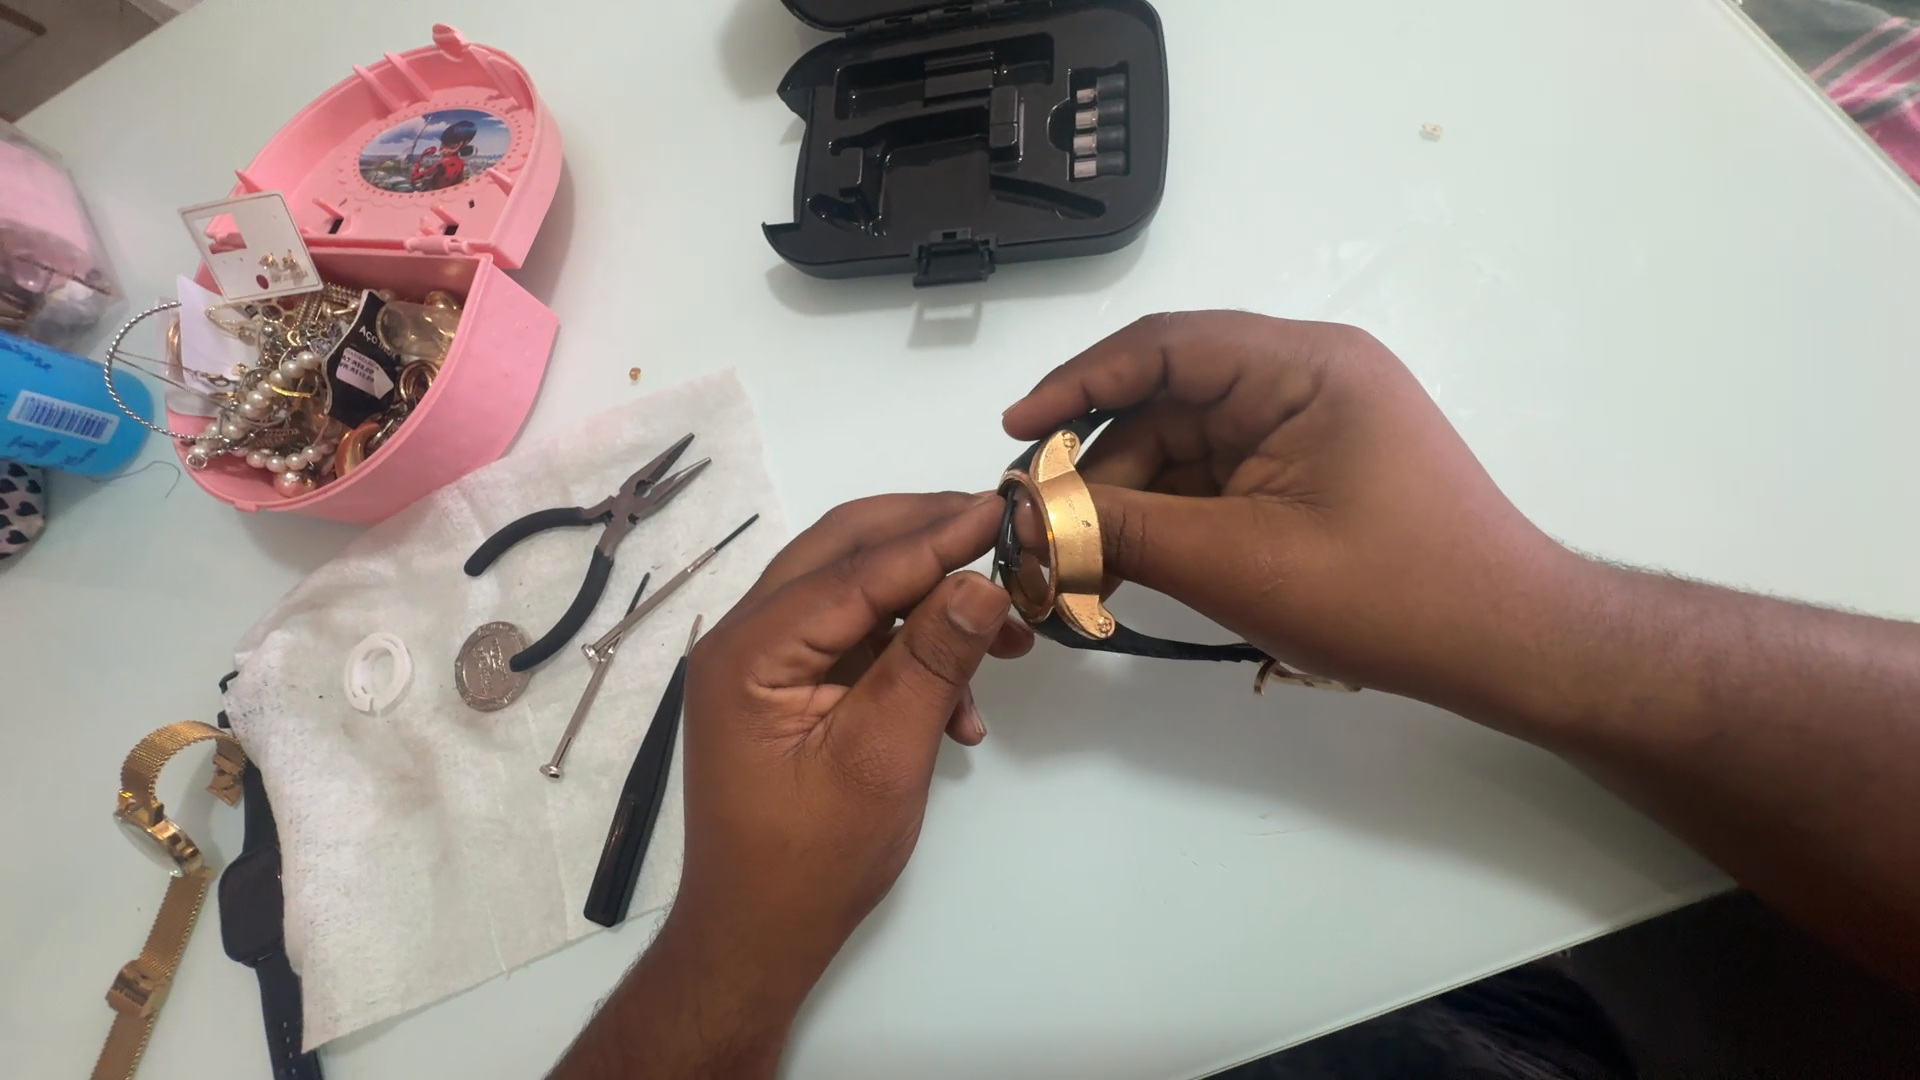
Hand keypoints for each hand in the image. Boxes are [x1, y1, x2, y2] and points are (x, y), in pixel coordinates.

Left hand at [548, 493, 1022, 1078]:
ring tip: (1005, 635)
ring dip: (929, 604)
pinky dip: (913, 653)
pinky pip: (860, 639)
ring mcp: (769, 658)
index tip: (998, 509)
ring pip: (858, 591)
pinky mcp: (794, 681)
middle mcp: (749, 636)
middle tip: (995, 529)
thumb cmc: (813, 860)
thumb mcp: (882, 758)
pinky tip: (961, 706)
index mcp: (751, 651)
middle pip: (844, 552)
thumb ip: (931, 662)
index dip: (933, 538)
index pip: (854, 571)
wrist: (760, 935)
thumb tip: (983, 585)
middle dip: (925, 538)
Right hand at [1001, 311, 1575, 711]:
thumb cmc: (1388, 596)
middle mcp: (1294, 382)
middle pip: (1163, 407)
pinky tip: (1122, 567)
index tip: (1017, 428)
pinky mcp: (1290, 473)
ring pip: (1175, 452)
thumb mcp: (1237, 563)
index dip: (1080, 382)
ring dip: (1125, 506)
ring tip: (1079, 566)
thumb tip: (1032, 519)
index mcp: (1300, 369)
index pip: (1166, 348)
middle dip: (1098, 470)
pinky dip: (1159, 522)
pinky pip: (1202, 484)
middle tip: (1042, 529)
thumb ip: (1125, 531)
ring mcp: (1293, 429)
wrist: (1504, 649)